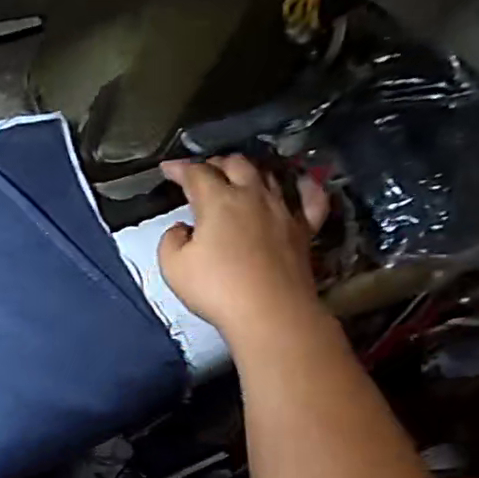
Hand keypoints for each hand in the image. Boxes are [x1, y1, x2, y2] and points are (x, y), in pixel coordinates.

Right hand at [157, 155, 331, 345]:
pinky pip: (310, 198)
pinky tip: (299, 184)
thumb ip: (171, 240)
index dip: (179, 168)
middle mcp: (253, 196)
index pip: (196, 173)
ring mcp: (282, 210)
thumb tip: (181, 229)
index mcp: (218, 201)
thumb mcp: (173, 267)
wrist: (270, 313)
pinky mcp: (303, 230)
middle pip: (235, 164)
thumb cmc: (217, 290)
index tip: (168, 169)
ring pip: (268, 175)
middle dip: (215, 164)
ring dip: (249, 171)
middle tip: (203, 173)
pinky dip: (302, 186)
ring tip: (238, 177)